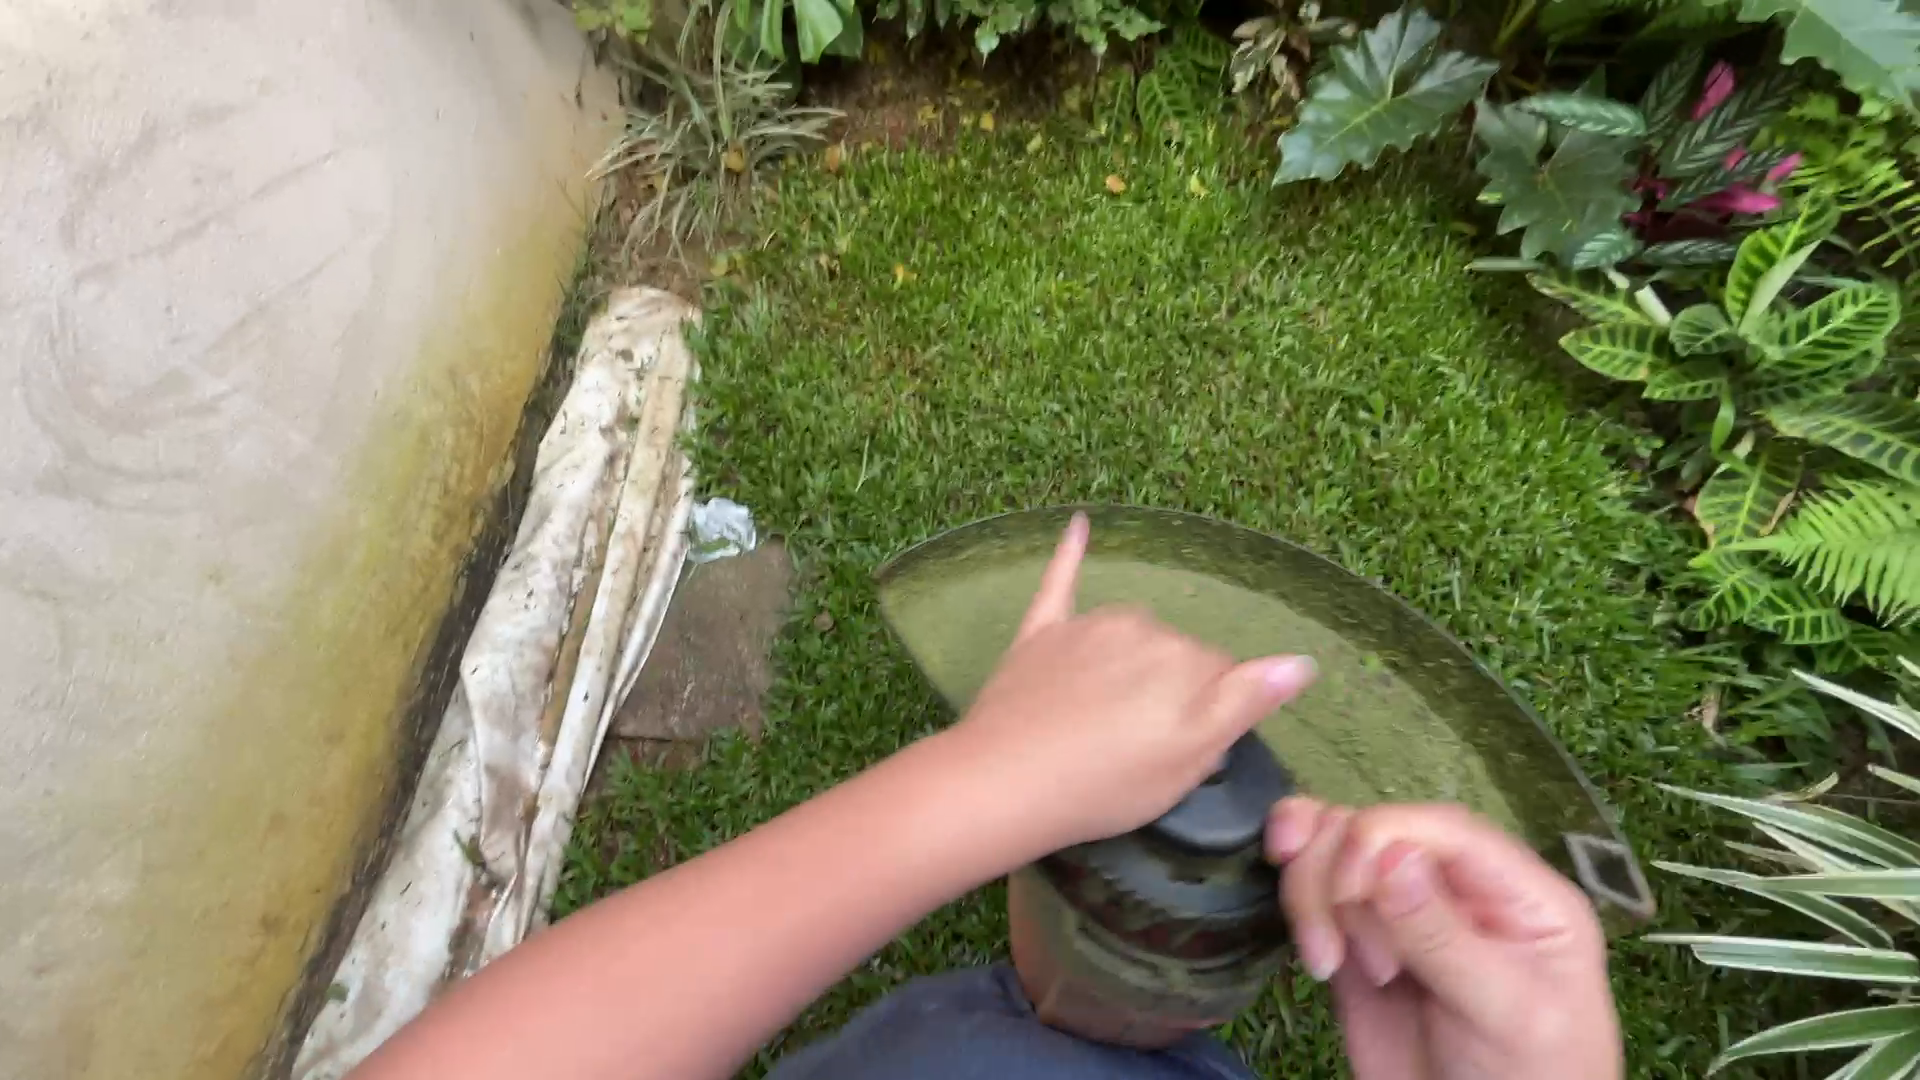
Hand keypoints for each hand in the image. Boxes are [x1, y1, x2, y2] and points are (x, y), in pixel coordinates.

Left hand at [939, 512, 1317, 854]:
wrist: (1006, 780)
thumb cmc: (1107, 782)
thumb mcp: (1191, 757)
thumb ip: (1246, 701)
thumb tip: (1299, 662)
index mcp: (1186, 659)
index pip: (1224, 678)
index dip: (1209, 718)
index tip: (1181, 751)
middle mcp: (1142, 627)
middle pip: (1177, 654)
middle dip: (1171, 694)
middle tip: (1137, 748)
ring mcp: (1088, 624)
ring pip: (1133, 632)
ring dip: (1133, 663)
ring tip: (1104, 719)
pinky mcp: (1042, 630)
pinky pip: (1060, 581)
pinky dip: (1069, 554)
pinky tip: (1078, 524)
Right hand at [1268, 798, 1621, 1079]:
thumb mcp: (1505, 1017)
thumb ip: (1444, 935)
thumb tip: (1389, 855)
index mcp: (1514, 891)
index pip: (1437, 826)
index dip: (1380, 838)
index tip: (1350, 892)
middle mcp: (1452, 881)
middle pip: (1369, 828)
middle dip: (1338, 879)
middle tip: (1349, 958)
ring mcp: (1396, 900)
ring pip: (1327, 842)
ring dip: (1309, 892)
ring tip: (1328, 963)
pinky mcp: (1350, 924)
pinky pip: (1307, 874)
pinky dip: (1293, 892)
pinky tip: (1310, 939)